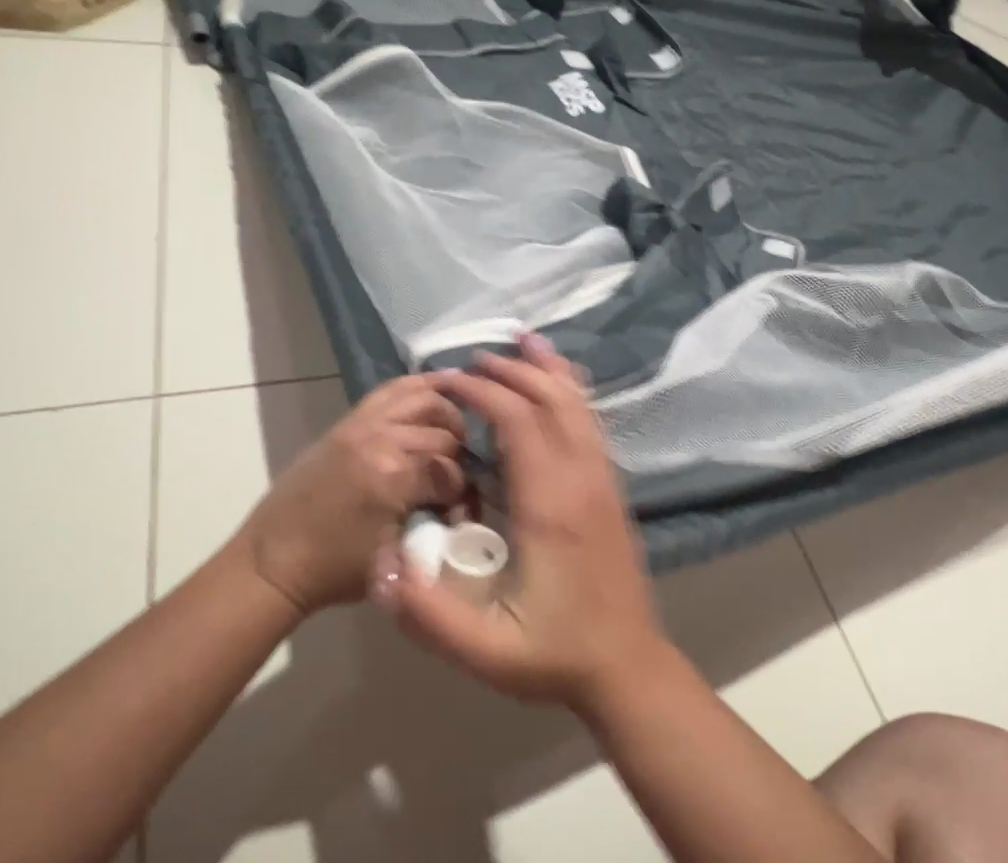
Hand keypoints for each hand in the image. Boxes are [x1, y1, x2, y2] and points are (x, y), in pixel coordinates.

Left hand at [238, 375, 466, 614]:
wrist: (270, 565)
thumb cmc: (334, 571)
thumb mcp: (395, 557)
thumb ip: (435, 525)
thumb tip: (462, 506)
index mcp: (393, 476)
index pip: (453, 472)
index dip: (463, 494)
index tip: (458, 513)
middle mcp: (379, 440)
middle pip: (444, 435)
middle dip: (459, 460)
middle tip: (455, 483)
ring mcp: (360, 426)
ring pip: (424, 400)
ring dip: (448, 417)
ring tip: (456, 437)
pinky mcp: (346, 424)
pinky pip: (391, 391)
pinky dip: (420, 387)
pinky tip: (442, 389)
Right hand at [374, 334, 672, 709]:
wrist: (626, 666)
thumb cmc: (554, 655)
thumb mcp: (485, 650)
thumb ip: (428, 614)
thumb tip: (381, 566)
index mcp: (552, 506)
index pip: (521, 423)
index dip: (485, 394)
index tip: (449, 383)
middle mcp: (584, 482)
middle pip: (556, 402)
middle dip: (515, 372)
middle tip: (474, 361)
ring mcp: (605, 485)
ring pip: (583, 409)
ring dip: (552, 373)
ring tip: (526, 342)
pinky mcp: (613, 494)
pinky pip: (595, 428)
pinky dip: (576, 397)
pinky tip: (562, 388)